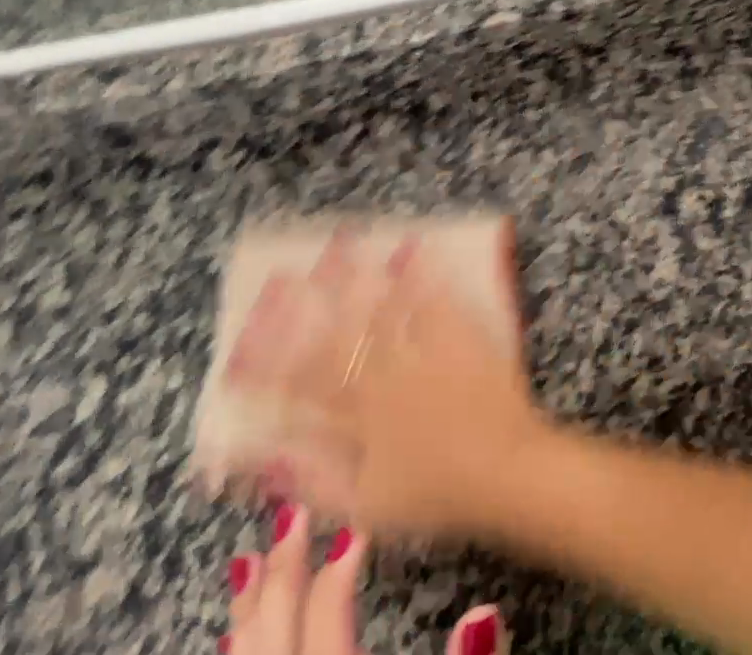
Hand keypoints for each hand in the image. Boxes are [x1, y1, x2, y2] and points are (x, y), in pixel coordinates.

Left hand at [222, 505, 505, 654]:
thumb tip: (487, 612)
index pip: (329, 612)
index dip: (341, 567)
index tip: (356, 527)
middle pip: (275, 627)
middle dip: (283, 568)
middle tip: (290, 515)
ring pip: (247, 651)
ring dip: (249, 607)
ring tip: (250, 560)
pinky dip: (238, 645)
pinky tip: (237, 633)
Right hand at [234, 227, 542, 538]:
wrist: (509, 473)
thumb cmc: (438, 495)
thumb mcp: (365, 505)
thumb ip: (311, 480)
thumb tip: (261, 457)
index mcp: (358, 418)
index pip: (300, 385)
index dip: (267, 363)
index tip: (242, 342)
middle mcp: (386, 378)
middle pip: (338, 337)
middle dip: (307, 306)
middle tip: (284, 274)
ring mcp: (427, 354)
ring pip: (384, 310)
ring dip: (359, 279)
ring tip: (339, 246)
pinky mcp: (466, 340)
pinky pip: (440, 301)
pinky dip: (424, 275)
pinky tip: (416, 249)